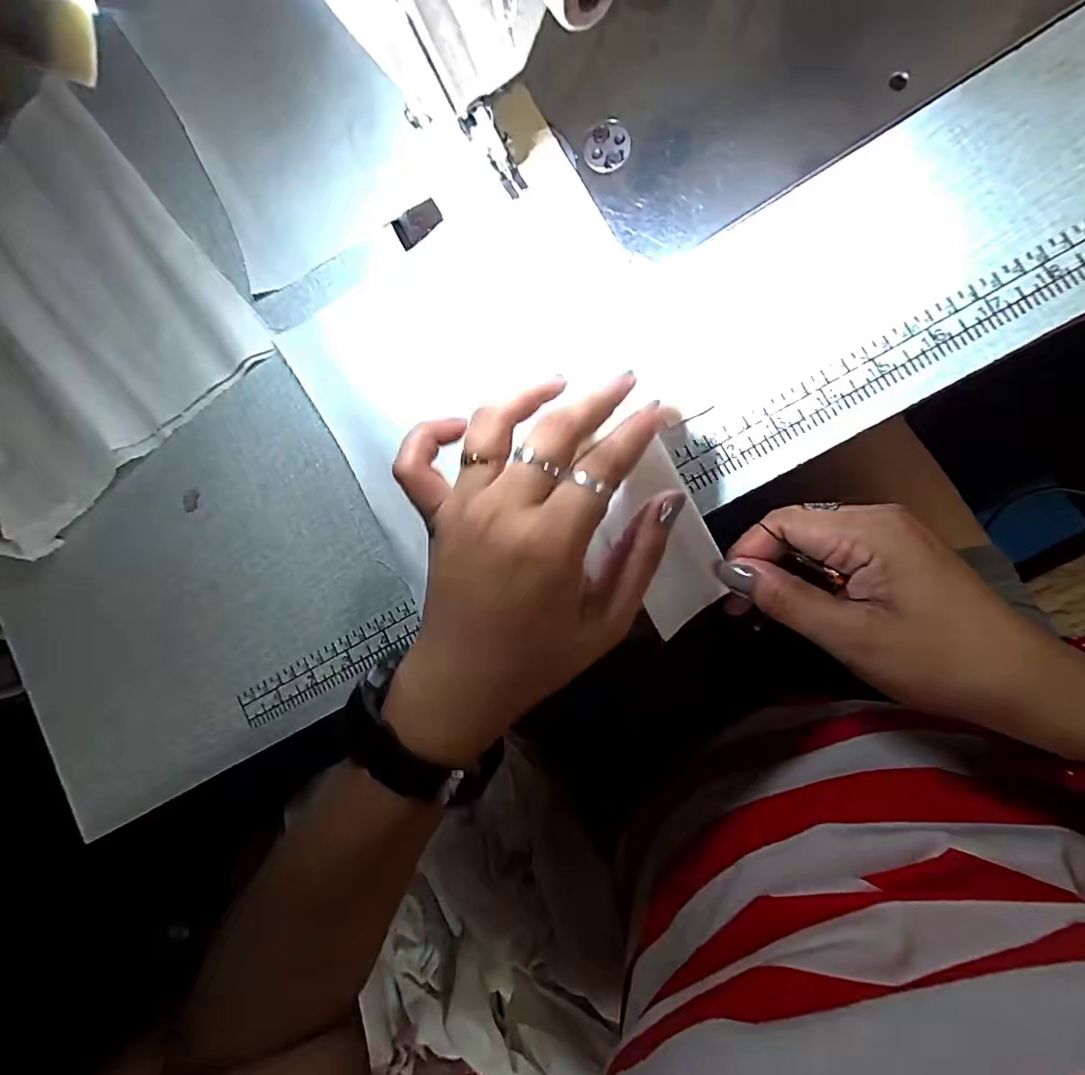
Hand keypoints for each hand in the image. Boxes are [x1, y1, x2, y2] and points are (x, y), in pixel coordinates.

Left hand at [385, 375, 685, 766]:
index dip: (635, 432)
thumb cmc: (542, 658)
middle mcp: (503, 512)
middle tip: (625, 380)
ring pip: (489, 430)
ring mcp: (462, 509)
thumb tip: (668, 500)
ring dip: (525, 397)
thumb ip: (640, 557)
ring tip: (558, 383)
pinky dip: (430, 432)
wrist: (463, 685)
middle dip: (595, 400)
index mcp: (550, 542)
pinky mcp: (435, 517)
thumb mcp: (608, 620)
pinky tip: (460, 424)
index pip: (601, 466)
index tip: (659, 409)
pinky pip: (416, 462)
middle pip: (552, 434)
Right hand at [720, 504, 1084, 759]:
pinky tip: (813, 608)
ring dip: (792, 573)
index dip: (749, 553)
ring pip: (822, 542)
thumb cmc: (937, 661)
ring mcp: (895, 534)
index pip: (784, 520)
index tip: (729, 598)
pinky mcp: (903, 554)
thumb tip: (736, 573)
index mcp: (869, 528)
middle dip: (767, 563)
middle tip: (743, 611)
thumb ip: (789, 600)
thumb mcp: (853, 636)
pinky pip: (847, 555)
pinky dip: (821, 579)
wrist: (1019, 679)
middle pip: (801, 526)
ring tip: (772, 614)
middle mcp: (880, 518)